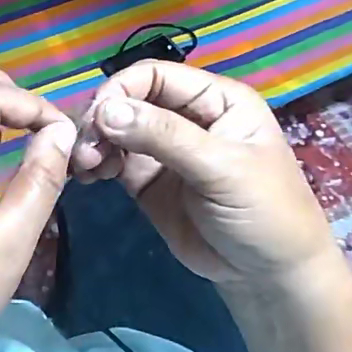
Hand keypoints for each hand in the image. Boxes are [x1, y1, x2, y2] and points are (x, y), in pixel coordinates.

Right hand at [70, 60, 335, 286]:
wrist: (266, 275)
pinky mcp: (145, 179)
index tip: (97, 119)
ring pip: (114, 130)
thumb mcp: (221, 169)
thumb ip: (165, 136)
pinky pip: (111, 160)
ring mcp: (162, 149)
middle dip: (101, 119)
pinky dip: (94, 163)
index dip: (121, 90)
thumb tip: (105, 111)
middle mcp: (186, 116)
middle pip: (128, 100)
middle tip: (85, 150)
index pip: (156, 76)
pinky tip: (88, 177)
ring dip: (93, 142)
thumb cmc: (264, 212)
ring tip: (85, 167)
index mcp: (215, 100)